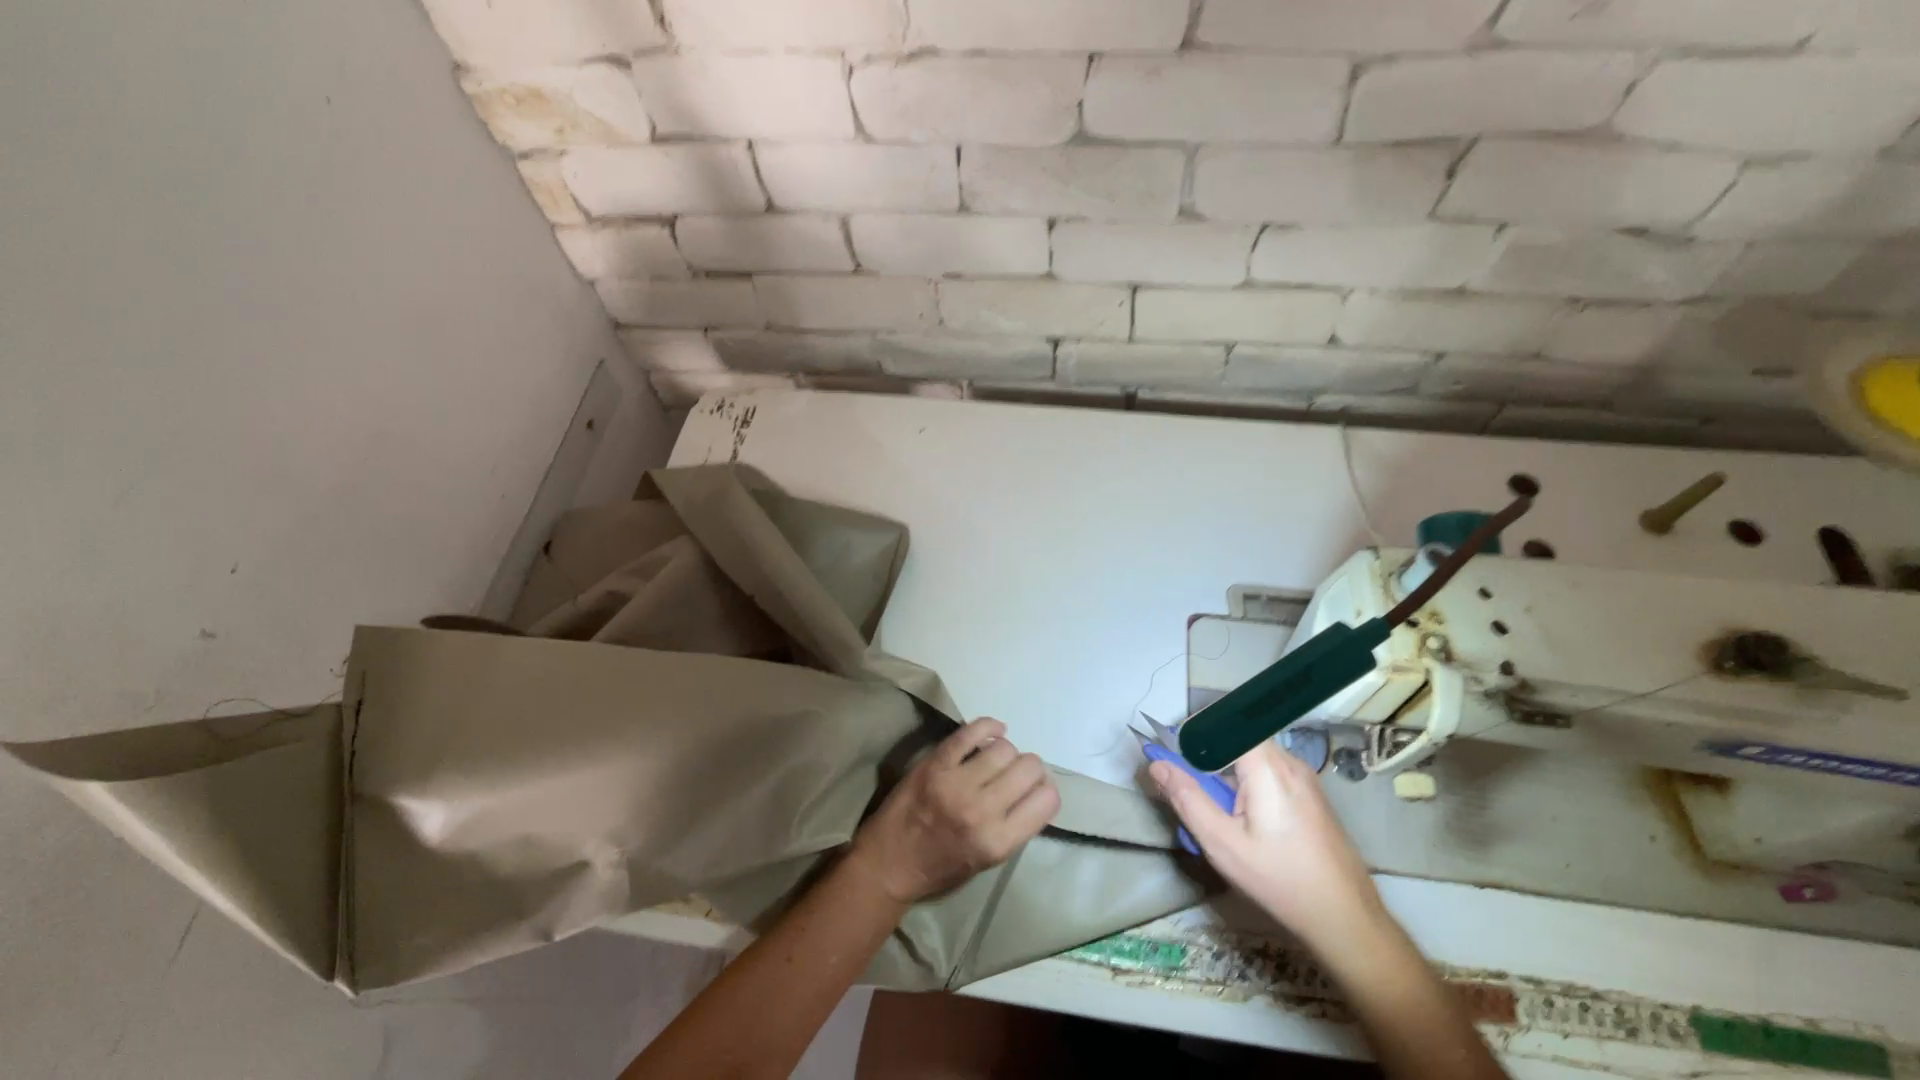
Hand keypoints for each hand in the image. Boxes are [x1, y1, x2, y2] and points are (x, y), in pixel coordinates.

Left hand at [847, 717, 1061, 904]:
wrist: (888, 865)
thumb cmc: (940, 869)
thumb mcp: (988, 861)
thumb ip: (1015, 828)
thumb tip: (1036, 792)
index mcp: (998, 841)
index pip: (1047, 799)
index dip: (1045, 791)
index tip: (1035, 791)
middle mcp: (981, 810)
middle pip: (1029, 767)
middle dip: (1030, 768)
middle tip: (1016, 774)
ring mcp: (955, 784)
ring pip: (1004, 748)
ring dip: (1006, 751)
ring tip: (996, 760)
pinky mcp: (933, 765)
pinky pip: (969, 733)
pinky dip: (987, 726)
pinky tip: (993, 731)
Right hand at [1150, 739, 1383, 949]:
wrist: (1343, 915)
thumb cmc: (1279, 878)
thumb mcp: (1222, 843)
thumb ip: (1188, 798)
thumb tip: (1158, 764)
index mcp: (1268, 767)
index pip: (1227, 722)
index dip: (1196, 729)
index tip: (1173, 750)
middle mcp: (1290, 762)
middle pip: (1239, 738)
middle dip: (1207, 753)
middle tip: (1185, 782)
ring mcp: (1305, 778)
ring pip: (1255, 757)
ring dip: (1227, 770)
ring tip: (1211, 806)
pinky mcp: (1311, 796)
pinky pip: (1270, 773)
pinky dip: (1247, 783)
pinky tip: (1241, 820)